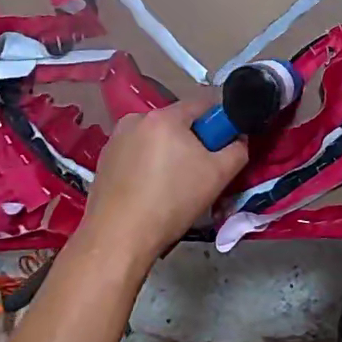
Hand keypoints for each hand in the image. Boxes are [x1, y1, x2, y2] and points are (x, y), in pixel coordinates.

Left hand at [70, 96, 249, 266]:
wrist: (118, 237)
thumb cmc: (172, 202)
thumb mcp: (219, 176)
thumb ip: (237, 150)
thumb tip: (237, 139)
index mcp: (164, 117)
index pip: (203, 104)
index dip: (219, 124)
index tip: (222, 149)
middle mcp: (136, 119)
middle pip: (177, 122)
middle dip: (193, 141)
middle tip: (200, 173)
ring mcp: (116, 139)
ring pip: (156, 138)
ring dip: (169, 153)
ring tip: (172, 186)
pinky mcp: (104, 159)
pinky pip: (136, 153)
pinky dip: (147, 165)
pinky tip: (149, 192)